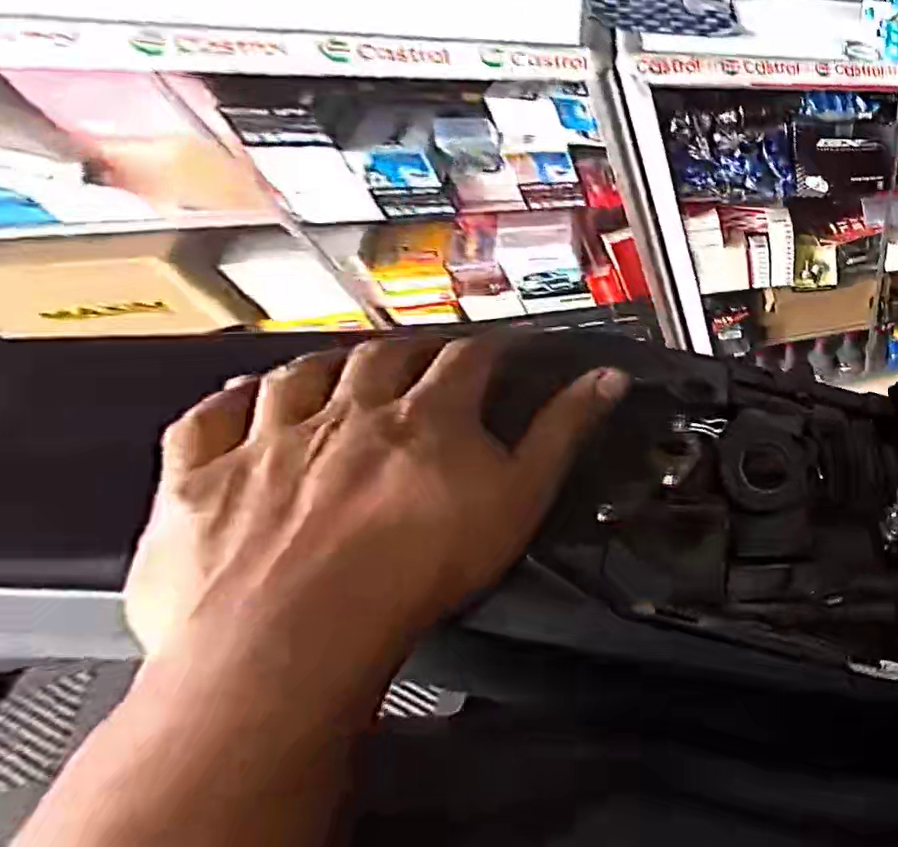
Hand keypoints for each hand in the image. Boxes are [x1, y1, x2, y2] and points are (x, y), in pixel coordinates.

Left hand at [124, 336, 627, 700]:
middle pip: (383, 356)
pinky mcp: (201, 484)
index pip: (468, 358)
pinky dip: (228, 401)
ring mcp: (270, 444)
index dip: (491, 347)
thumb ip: (565, 429)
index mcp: (428, 417)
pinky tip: (242, 397)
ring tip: (345, 364)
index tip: (503, 348)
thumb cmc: (418, 569)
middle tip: (426, 354)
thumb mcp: (522, 493)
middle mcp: (349, 415)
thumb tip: (606, 380)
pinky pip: (204, 421)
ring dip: (326, 362)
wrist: (295, 640)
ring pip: (299, 375)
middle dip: (412, 348)